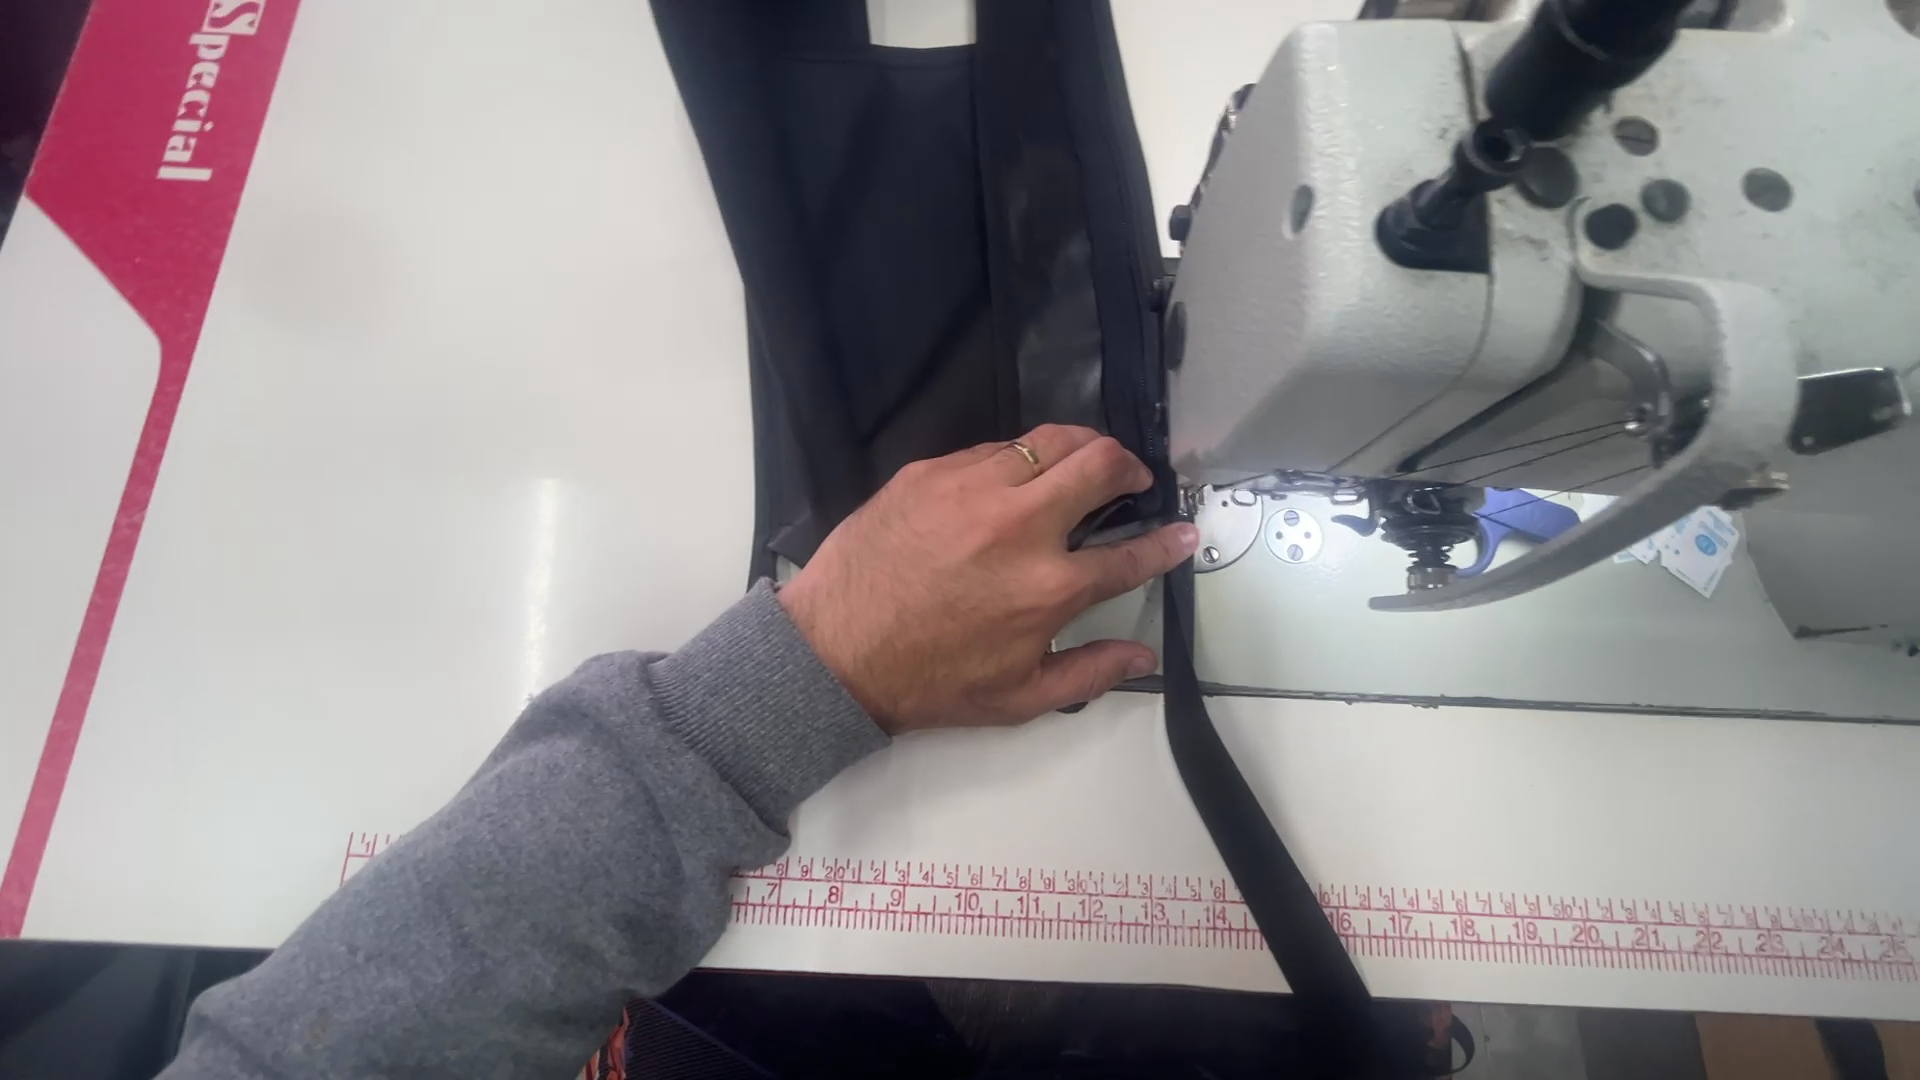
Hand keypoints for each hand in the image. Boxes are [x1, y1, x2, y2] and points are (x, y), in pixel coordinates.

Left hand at [777, 425, 1198, 733]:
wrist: (834, 652)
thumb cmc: (928, 681)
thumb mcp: (1017, 698)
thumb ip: (1091, 674)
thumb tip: (1144, 656)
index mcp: (1049, 587)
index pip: (1131, 555)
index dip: (1167, 541)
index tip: (1182, 531)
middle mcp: (1020, 526)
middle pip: (1099, 464)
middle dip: (1130, 465)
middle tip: (1131, 478)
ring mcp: (973, 489)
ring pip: (1049, 439)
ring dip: (1080, 447)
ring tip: (1082, 462)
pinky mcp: (930, 472)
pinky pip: (992, 449)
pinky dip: (1017, 459)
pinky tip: (1011, 479)